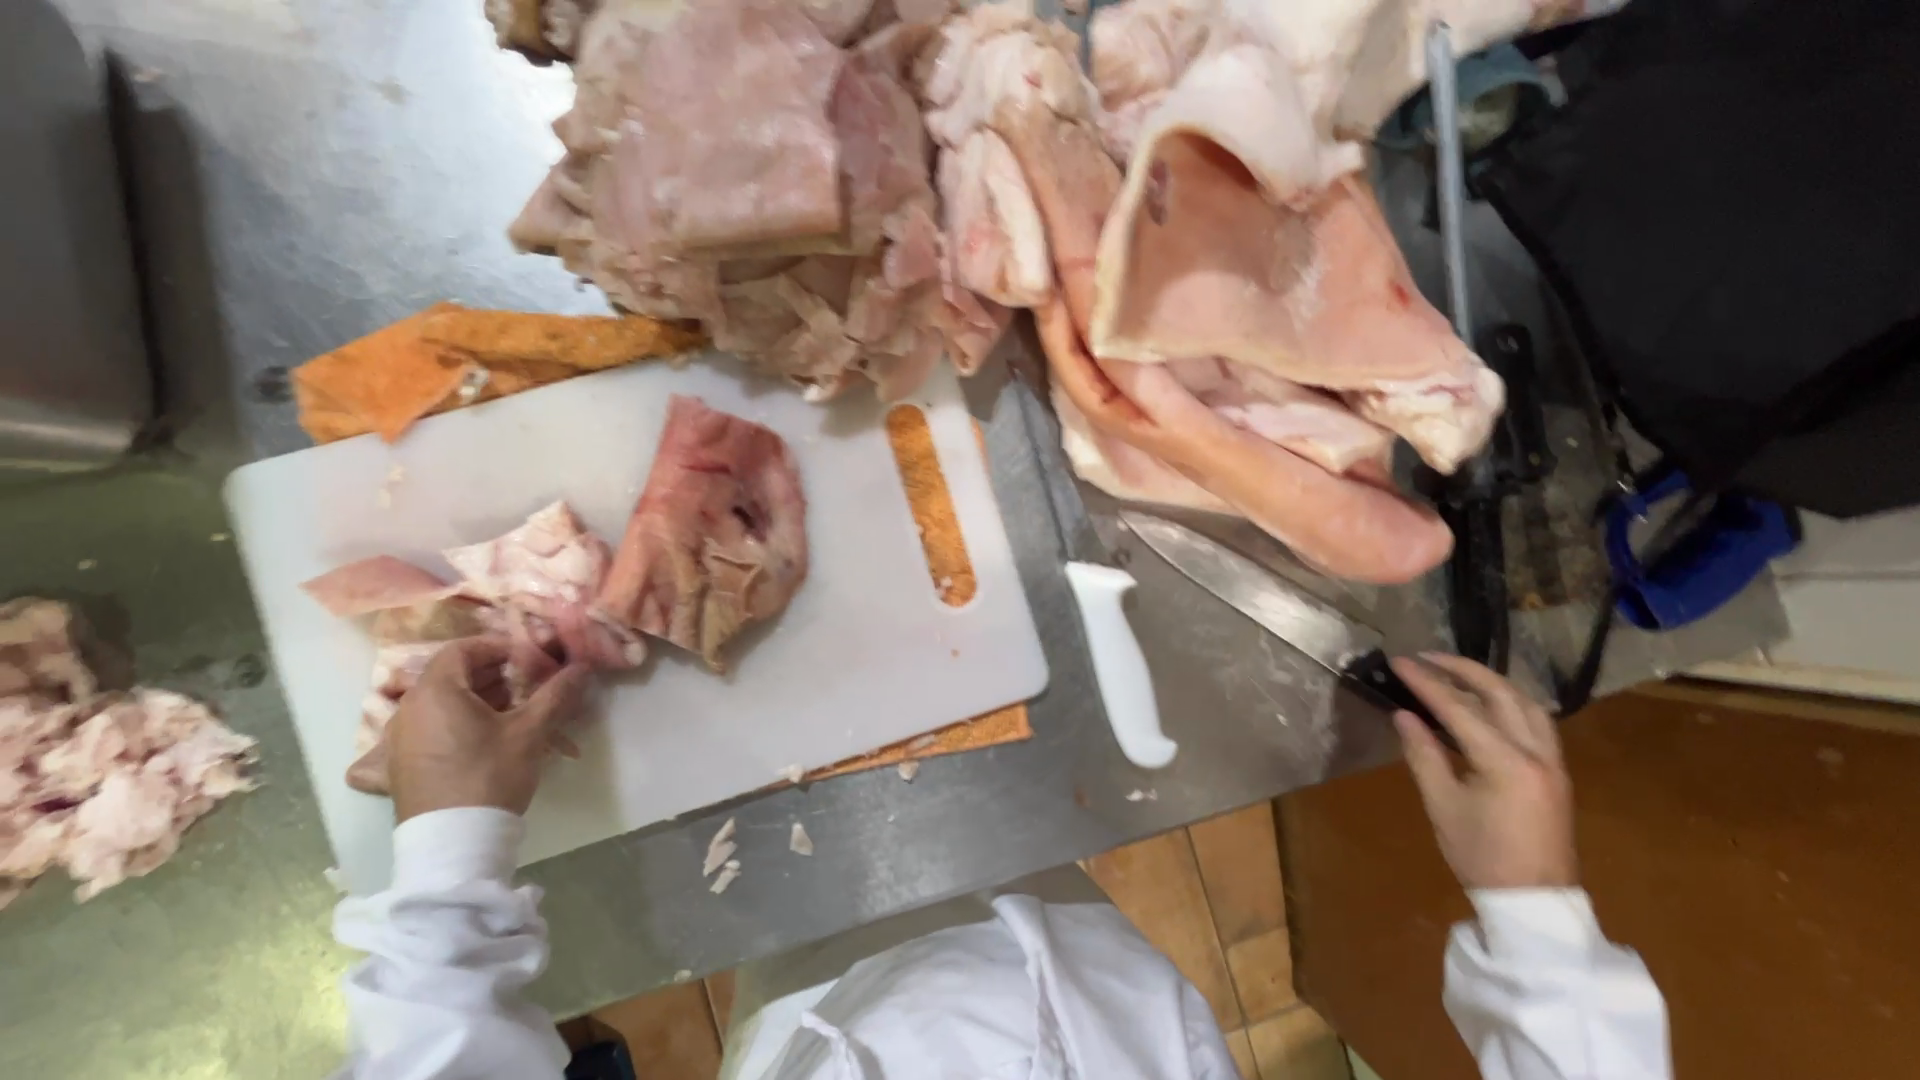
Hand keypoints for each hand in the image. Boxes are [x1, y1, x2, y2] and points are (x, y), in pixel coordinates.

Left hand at [387, 638, 591, 823]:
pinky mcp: (402, 765)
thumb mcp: (530, 731)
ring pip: (443, 703)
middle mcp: (408, 708)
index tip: (530, 659)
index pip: (463, 649)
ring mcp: (400, 739)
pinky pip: (432, 728)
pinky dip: (460, 723)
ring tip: (517, 713)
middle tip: (530, 685)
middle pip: (452, 676)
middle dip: (495, 675)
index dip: (499, 647)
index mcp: (435, 692)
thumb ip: (556, 694)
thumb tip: (581, 667)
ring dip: (481, 700)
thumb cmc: (490, 775)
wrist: (454, 843)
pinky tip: (487, 740)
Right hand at [1391, 653, 1577, 890]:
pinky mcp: (1556, 771)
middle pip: (1501, 693)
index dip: (1426, 682)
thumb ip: (1423, 754)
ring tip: (1457, 672)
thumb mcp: (1442, 805)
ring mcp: (1553, 761)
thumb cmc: (1481, 856)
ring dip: (1490, 681)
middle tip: (1427, 656)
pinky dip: (1510, 701)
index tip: (1399, 662)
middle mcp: (1536, 752)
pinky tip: (1489, 703)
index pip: (1459, 708)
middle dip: (1462, 669)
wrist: (1533, 901)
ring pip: (1526, 703)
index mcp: (1505, 762)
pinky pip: (1536, 721)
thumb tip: (1405, 715)